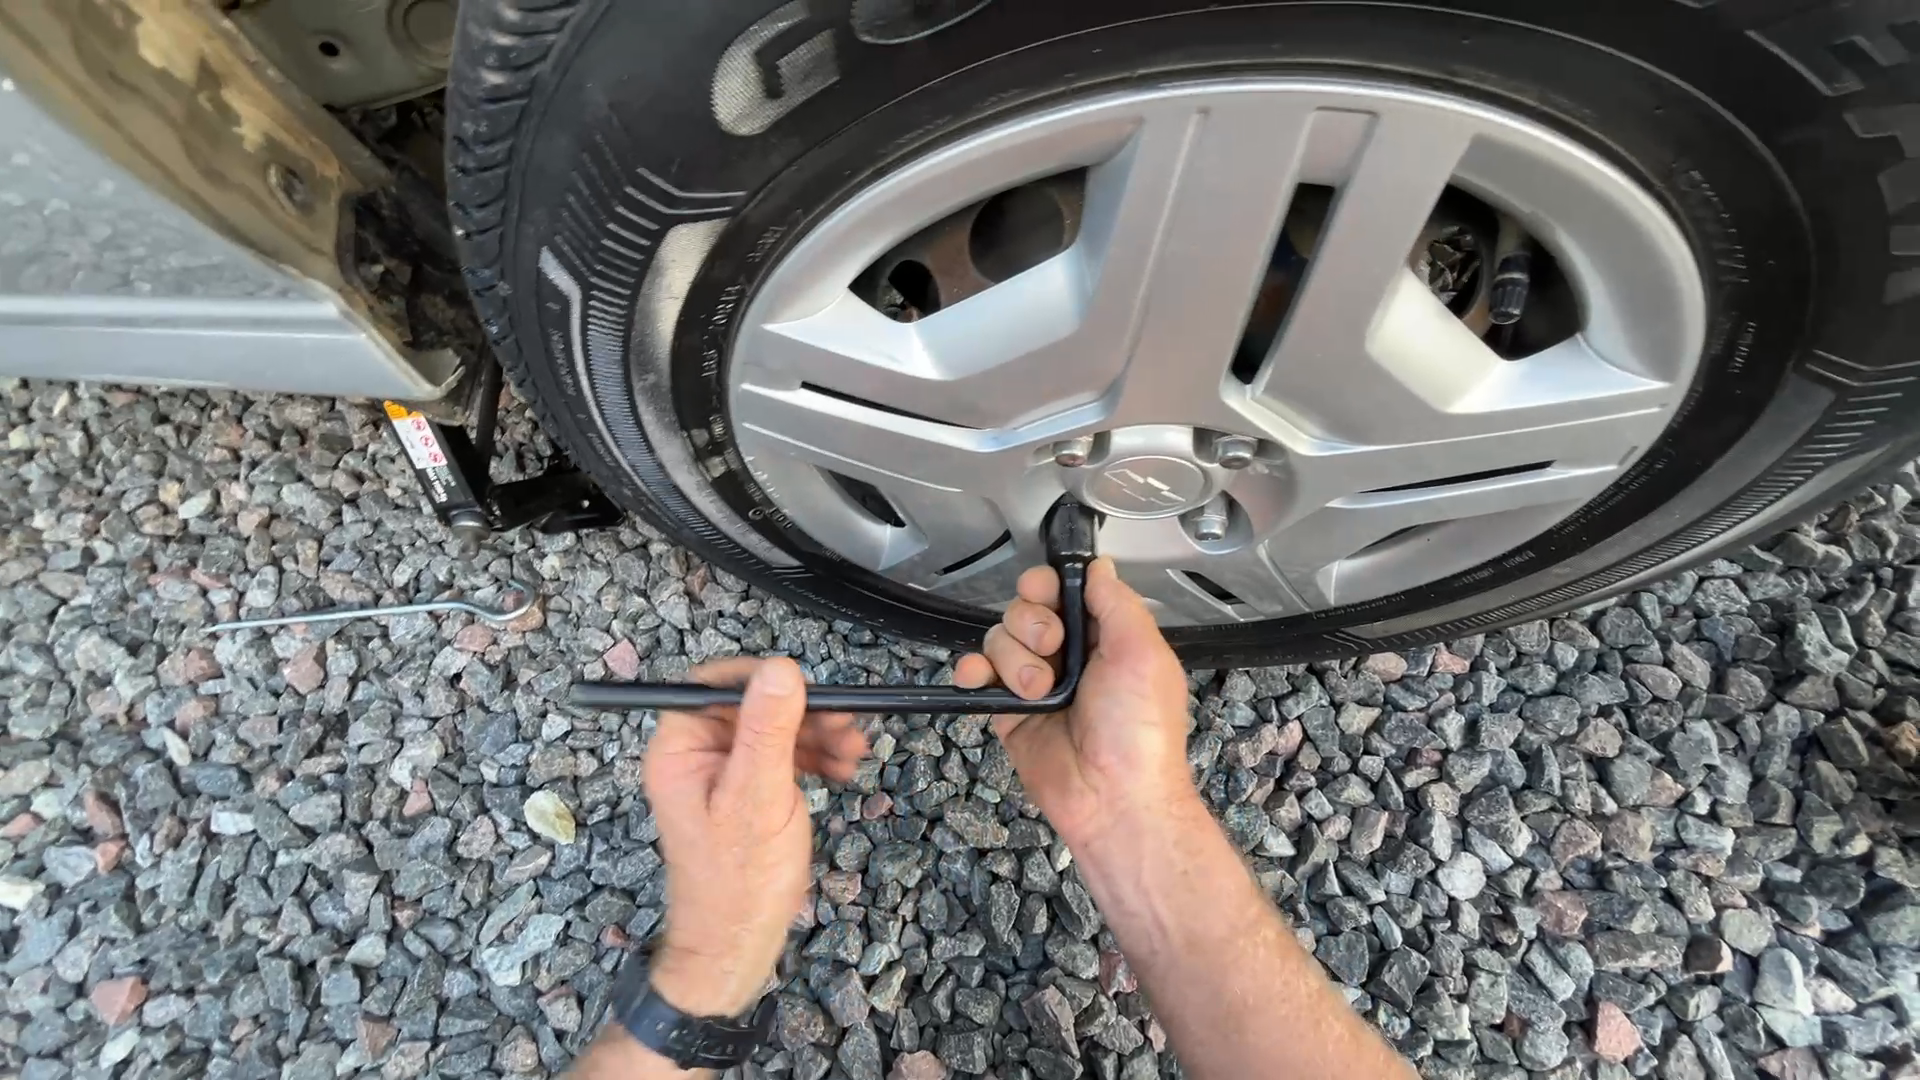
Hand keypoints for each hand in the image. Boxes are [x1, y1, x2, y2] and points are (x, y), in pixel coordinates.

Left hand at [641, 657, 868, 1016]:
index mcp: (681, 749)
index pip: (713, 685)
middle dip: (803, 712)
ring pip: (776, 727)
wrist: (741, 945)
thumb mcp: (758, 798)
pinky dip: (816, 755)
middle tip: (846, 723)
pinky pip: (785, 753)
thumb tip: (781, 667)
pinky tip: (843, 768)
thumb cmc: (740, 880)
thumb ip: (768, 731)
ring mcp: (725, 771)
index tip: (806, 689)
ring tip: (854, 752)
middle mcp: (698, 754)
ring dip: (818, 734)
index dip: (760, 678)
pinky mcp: (749, 787)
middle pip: (754, 704)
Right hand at [953, 557, 1195, 851]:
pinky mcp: (1006, 707)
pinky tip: (977, 677)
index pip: (1062, 590)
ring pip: (999, 637)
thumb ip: (1117, 603)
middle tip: (1053, 648)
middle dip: (1031, 623)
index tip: (1046, 593)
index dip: (1047, 585)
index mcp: (1102, 635)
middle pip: (1024, 608)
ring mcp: (1033, 680)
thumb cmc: (1139, 726)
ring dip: (1014, 659)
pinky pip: (977, 674)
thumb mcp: (1142, 653)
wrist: (1112, 797)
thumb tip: (1099, 565)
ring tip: (1038, 692)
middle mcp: (1066, 653)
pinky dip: (971, 670)